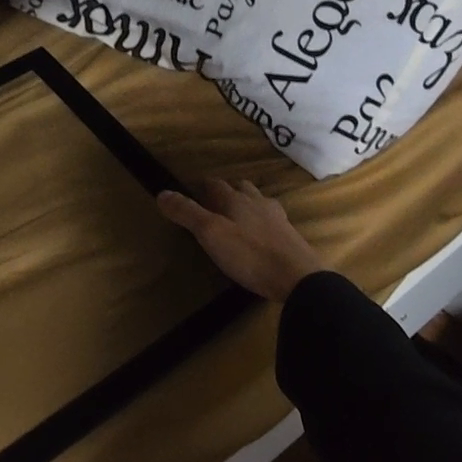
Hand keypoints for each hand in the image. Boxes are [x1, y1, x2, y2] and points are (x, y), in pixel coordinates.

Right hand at [157, 178, 327, 301]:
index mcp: (236, 199)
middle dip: (228, 191)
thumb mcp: (211, 234)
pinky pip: (273, 222)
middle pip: (241, 188)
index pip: (216, 184)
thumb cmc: (250, 254)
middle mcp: (258, 203)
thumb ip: (187, 213)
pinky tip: (261, 238)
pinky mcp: (291, 238)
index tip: (194, 191)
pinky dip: (263, 224)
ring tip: (238, 218)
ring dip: (248, 205)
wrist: (299, 278)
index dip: (204, 186)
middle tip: (215, 204)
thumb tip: (162, 193)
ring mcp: (278, 219)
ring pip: (259, 202)